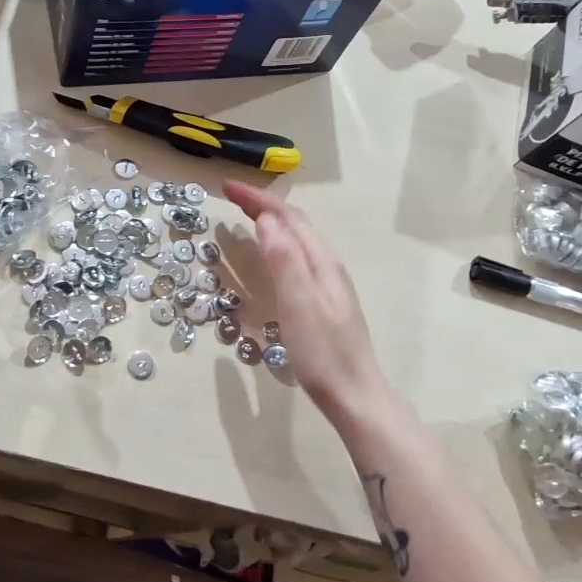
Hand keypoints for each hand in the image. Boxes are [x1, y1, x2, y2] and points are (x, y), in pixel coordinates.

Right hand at [223, 180, 389, 419]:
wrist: (354, 395)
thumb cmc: (323, 352)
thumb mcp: (299, 304)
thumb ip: (284, 260)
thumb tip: (266, 219)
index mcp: (321, 263)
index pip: (289, 217)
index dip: (258, 199)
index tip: (227, 187)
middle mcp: (328, 266)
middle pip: (296, 224)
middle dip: (263, 204)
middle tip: (231, 196)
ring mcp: (328, 284)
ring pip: (298, 239)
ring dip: (272, 221)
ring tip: (246, 215)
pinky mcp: (323, 300)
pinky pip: (298, 256)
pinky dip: (278, 243)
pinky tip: (271, 255)